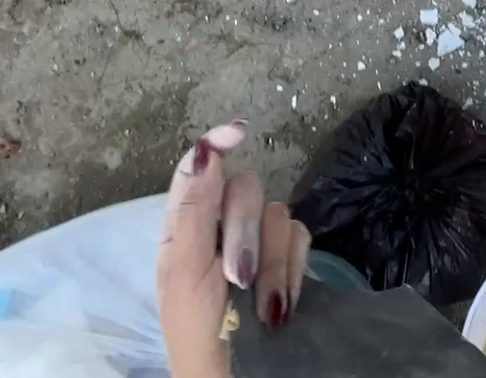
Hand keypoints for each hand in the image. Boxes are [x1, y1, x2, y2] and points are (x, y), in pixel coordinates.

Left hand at [157, 121, 312, 377]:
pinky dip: (292, 267)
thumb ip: (196, 209)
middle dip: (246, 232)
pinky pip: (300, 233)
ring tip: (262, 302)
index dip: (216, 144)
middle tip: (239, 276)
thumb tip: (206, 149)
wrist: (245, 374)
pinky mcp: (287, 252)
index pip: (199, 168)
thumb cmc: (200, 331)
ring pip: (277, 212)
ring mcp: (257, 238)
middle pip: (245, 188)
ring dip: (271, 261)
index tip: (237, 133)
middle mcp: (221, 224)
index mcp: (185, 227)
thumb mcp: (186, 274)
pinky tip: (280, 297)